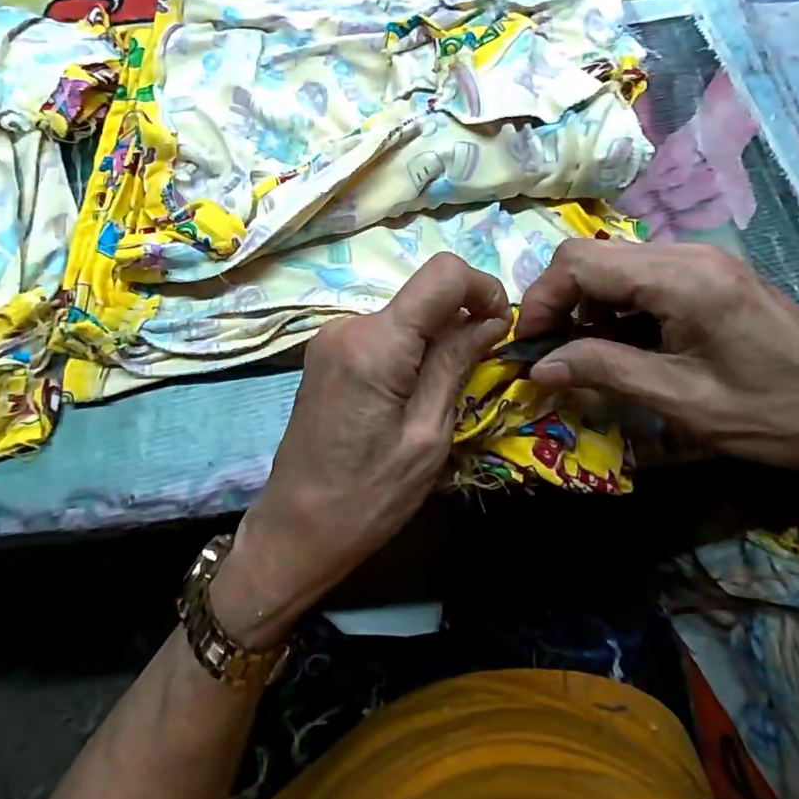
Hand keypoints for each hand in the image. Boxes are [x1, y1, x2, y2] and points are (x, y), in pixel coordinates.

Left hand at [211, 254, 510, 646]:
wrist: (298, 525)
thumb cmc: (370, 495)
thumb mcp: (428, 435)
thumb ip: (455, 365)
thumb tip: (490, 319)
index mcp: (375, 343)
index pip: (442, 274)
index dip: (482, 288)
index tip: (500, 327)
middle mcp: (347, 325)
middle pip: (422, 294)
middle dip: (460, 319)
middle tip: (478, 369)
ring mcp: (331, 338)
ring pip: (403, 314)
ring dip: (433, 339)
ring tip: (441, 393)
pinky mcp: (325, 354)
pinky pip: (380, 334)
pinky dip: (407, 350)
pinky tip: (410, 393)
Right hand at [518, 239, 798, 481]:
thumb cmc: (776, 414)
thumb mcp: (683, 400)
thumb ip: (605, 372)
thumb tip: (538, 367)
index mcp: (685, 279)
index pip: (580, 262)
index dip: (543, 300)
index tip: (530, 346)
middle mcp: (689, 254)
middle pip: (590, 255)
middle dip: (559, 301)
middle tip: (553, 351)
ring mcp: (700, 260)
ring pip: (610, 264)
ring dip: (584, 304)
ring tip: (587, 352)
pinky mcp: (706, 274)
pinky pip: (637, 275)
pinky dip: (613, 305)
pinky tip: (623, 342)